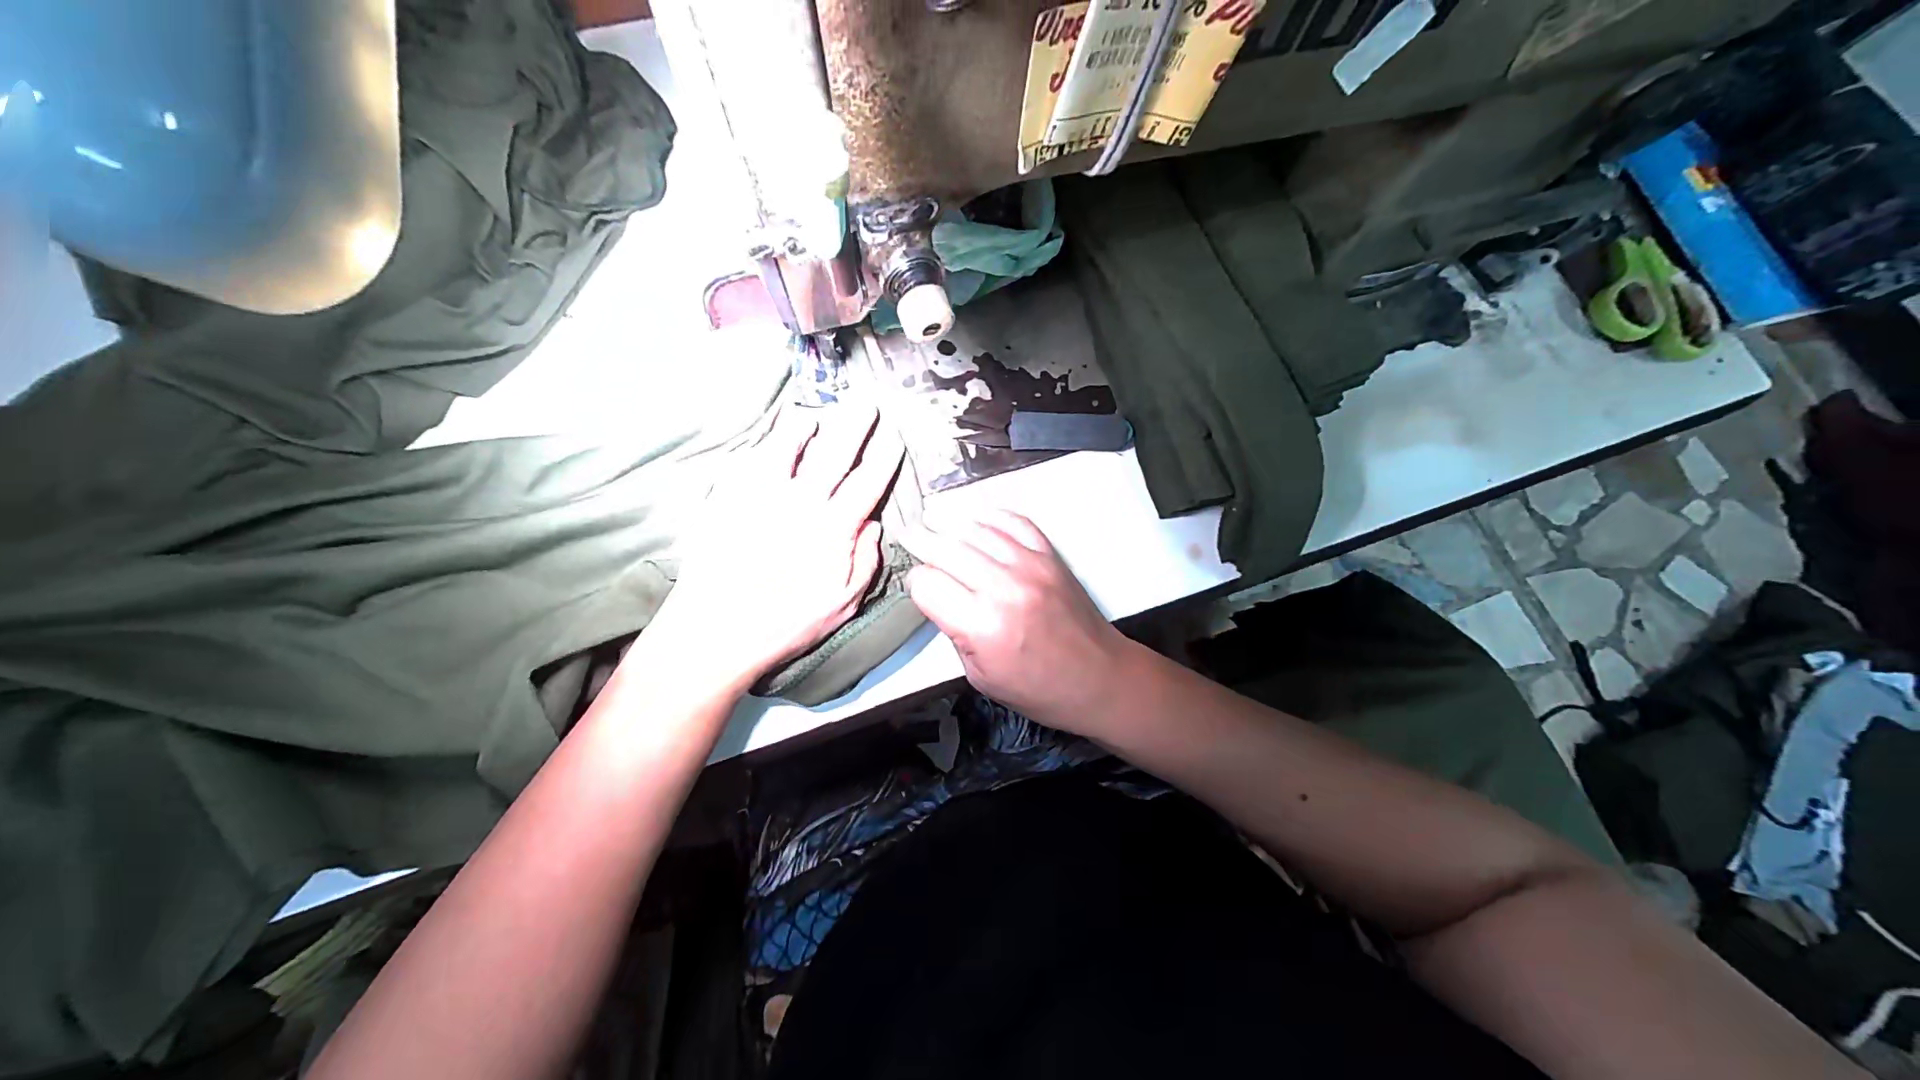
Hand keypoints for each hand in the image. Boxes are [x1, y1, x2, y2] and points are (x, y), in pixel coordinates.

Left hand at [654, 405, 902, 687]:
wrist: (714, 629)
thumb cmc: (783, 624)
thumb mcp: (841, 604)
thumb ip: (864, 562)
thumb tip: (874, 526)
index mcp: (832, 529)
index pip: (866, 483)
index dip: (883, 458)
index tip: (893, 438)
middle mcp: (800, 503)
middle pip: (833, 453)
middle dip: (854, 425)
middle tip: (866, 404)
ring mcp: (761, 496)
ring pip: (786, 447)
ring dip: (804, 426)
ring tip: (813, 414)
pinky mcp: (728, 499)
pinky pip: (749, 459)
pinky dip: (763, 444)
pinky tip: (768, 439)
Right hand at [900, 509, 1132, 731]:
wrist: (1098, 678)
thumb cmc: (1038, 688)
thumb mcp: (979, 675)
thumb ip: (954, 631)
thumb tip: (937, 596)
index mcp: (981, 626)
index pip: (928, 583)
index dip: (916, 582)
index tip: (918, 585)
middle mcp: (1003, 589)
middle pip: (946, 548)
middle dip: (921, 539)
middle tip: (906, 531)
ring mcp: (1030, 567)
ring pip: (976, 529)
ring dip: (949, 522)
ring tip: (932, 520)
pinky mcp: (1050, 557)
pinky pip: (1014, 523)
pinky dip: (990, 516)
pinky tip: (975, 520)